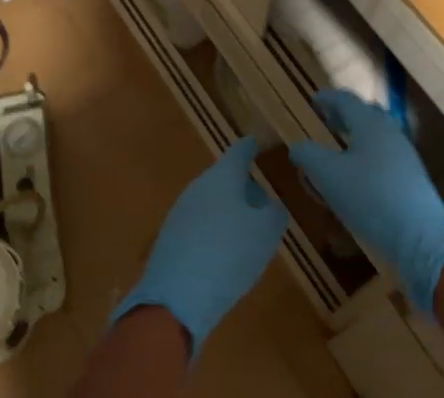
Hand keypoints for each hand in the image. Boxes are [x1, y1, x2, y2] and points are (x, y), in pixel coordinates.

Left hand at [112, 137, 286, 355]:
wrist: (175, 298)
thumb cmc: (229, 254)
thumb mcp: (266, 233)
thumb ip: (274, 213)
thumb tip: (270, 206)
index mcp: (222, 177)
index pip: (239, 152)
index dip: (251, 148)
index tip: (257, 143)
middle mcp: (197, 187)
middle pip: (223, 178)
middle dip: (242, 185)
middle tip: (261, 198)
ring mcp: (180, 212)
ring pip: (210, 202)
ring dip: (228, 210)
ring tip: (246, 229)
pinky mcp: (169, 239)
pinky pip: (198, 225)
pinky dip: (213, 231)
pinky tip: (223, 253)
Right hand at [289, 89, 443, 314]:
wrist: (420, 235)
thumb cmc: (369, 197)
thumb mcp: (328, 176)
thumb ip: (309, 156)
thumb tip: (297, 147)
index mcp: (369, 124)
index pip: (346, 100)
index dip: (328, 99)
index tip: (314, 100)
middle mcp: (390, 133)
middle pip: (365, 115)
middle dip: (344, 116)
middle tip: (327, 120)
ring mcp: (404, 155)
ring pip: (376, 136)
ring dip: (356, 137)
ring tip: (339, 150)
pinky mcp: (412, 178)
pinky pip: (384, 156)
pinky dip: (367, 156)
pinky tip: (358, 177)